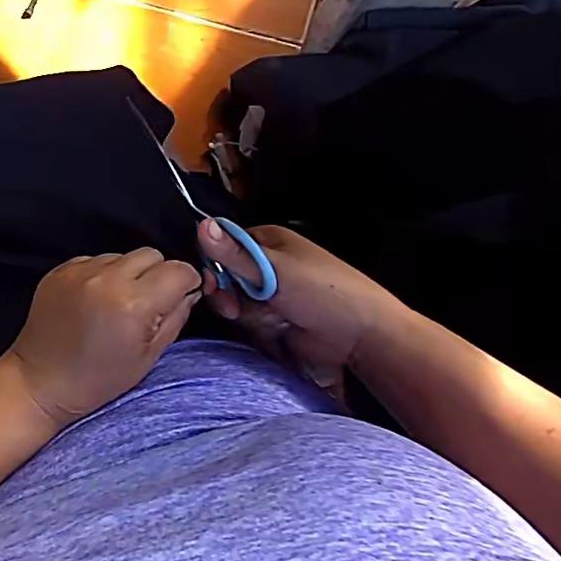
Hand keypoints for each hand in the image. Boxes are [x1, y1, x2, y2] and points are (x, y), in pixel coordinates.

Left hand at [3, 249, 202, 426]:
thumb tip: (188, 291)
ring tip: (116, 303)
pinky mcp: (61, 270)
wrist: (40, 382)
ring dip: (129, 274)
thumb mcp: (149, 357)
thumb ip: (175, 317)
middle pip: (153, 255)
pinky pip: (97, 259)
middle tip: (147, 303)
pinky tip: (95, 301)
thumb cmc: (97, 379)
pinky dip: (103, 275)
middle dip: (158, 275)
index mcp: (133, 305)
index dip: (186, 282)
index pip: (178, 270)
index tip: (181, 294)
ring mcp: (81, 272)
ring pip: (124, 255)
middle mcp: (107, 280)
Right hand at [198, 220, 406, 390]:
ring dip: (245, 312)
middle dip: (227, 294)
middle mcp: (266, 264)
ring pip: (235, 301)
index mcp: (267, 241)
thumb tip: (201, 225)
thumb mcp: (275, 271)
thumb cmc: (323, 292)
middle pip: (225, 276)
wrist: (359, 335)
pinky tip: (273, 328)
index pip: (223, 245)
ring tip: (266, 319)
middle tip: (235, 307)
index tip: (212, 282)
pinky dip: (256, 326)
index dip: (213, 263)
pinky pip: (249, 321)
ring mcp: (270, 292)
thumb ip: (235, 254)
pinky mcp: (274, 318)